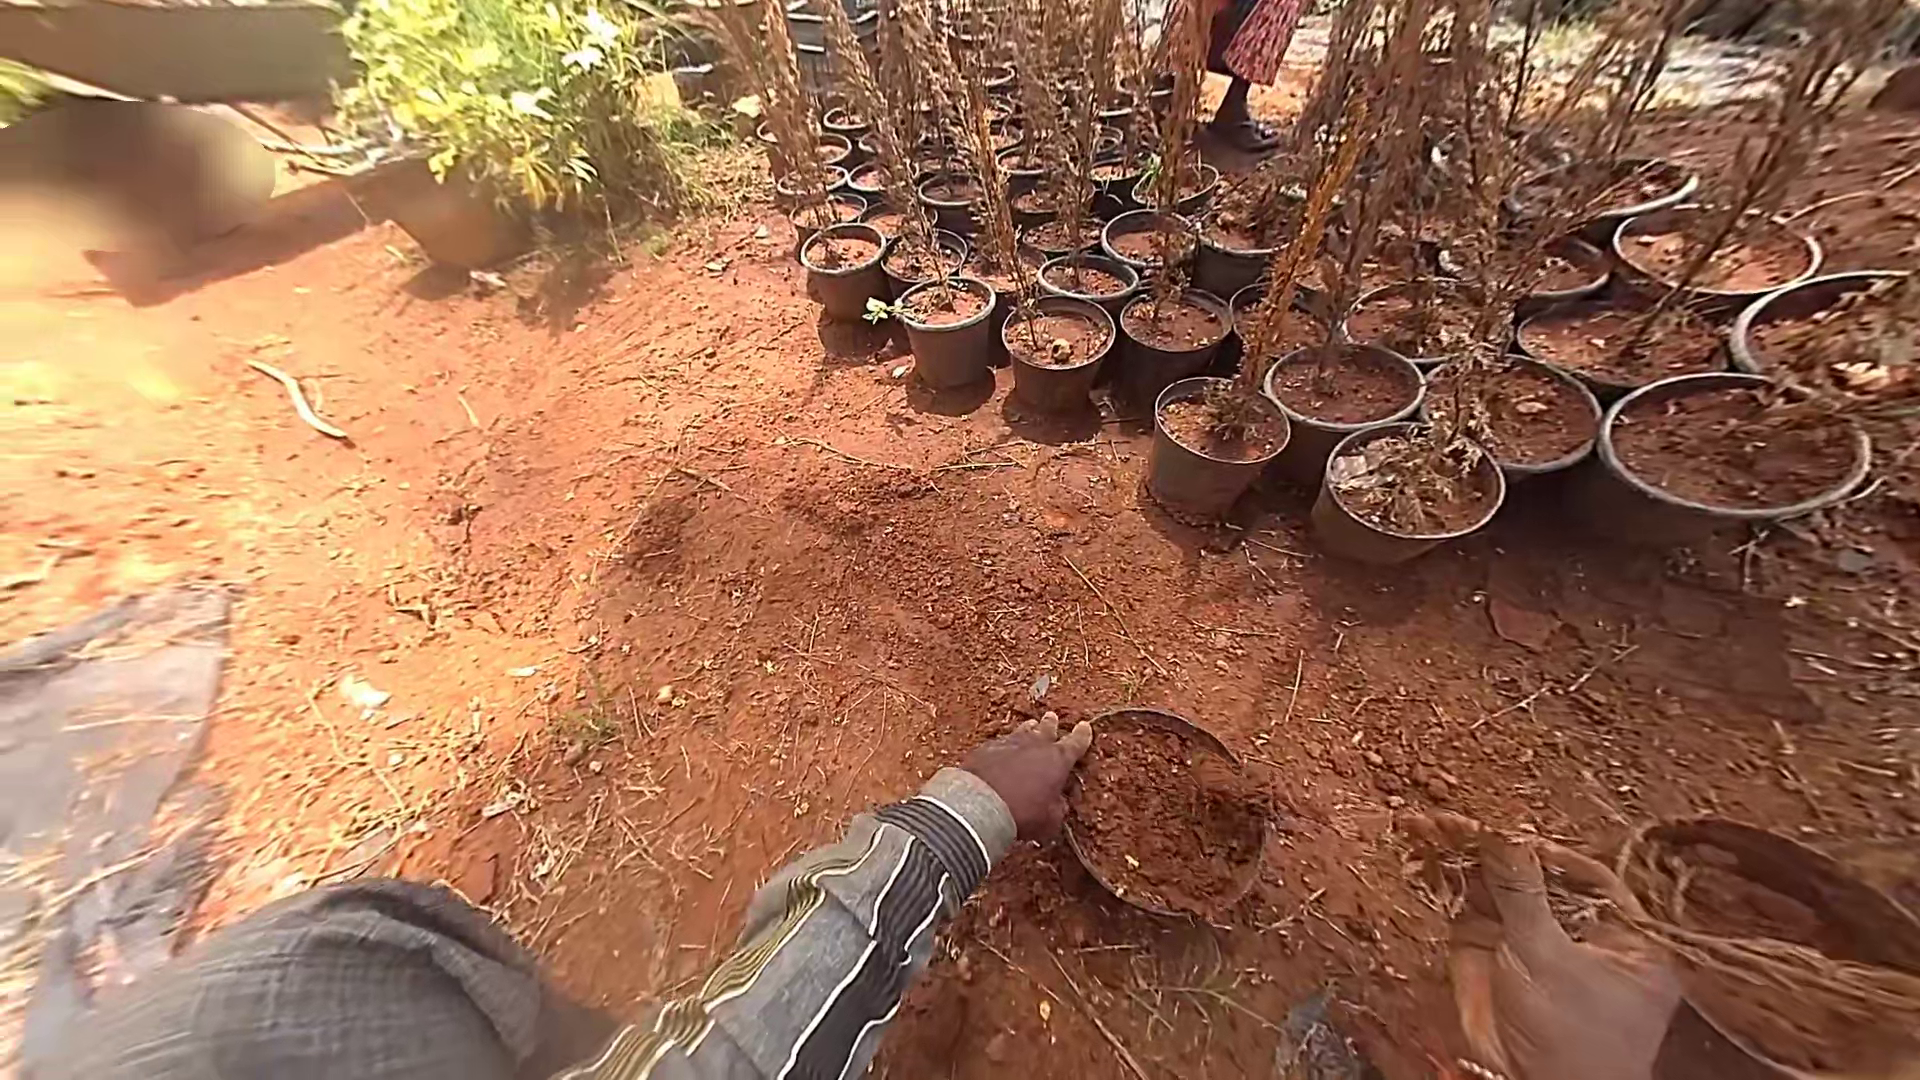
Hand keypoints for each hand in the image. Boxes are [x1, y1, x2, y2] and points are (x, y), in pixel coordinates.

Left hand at [961, 713, 1093, 840]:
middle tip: (1053, 717)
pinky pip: (1002, 741)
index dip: (1082, 735)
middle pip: (1047, 729)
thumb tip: (1059, 802)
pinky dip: (1007, 744)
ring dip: (1029, 728)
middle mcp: (1036, 745)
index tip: (1085, 726)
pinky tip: (1004, 747)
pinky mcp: (988, 747)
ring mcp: (1010, 743)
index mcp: (1057, 759)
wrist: (982, 803)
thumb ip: (1058, 806)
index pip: (1075, 743)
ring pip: (1023, 730)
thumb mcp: (1051, 819)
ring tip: (1032, 724)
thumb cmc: (1023, 813)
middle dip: (1052, 724)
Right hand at [1411, 814, 1681, 1079]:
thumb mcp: (1546, 956)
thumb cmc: (1568, 1029)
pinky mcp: (1482, 931)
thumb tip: (1502, 831)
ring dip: (1455, 847)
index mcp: (1617, 936)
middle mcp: (1570, 924)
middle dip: (1486, 842)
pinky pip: (1462, 888)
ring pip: (1489, 873)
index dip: (1544, 849)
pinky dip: (1439, 865)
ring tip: (1424, 824)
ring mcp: (1523, 927)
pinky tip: (1420, 843)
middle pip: (1527, 868)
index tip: (1505, 830)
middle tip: (1449, 820)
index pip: (1584, 875)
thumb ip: (1519, 890)